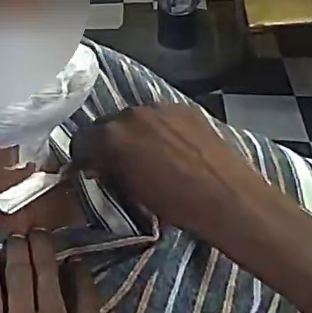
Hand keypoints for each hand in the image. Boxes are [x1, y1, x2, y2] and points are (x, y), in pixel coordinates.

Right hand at [71, 104, 274, 231]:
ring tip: (150, 154)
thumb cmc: (176, 204)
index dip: (84, 156)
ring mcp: (160, 108)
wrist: (230, 199)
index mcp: (112, 137)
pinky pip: (161, 116)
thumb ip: (110, 172)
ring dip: (135, 133)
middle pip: (108, 124)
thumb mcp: (130, 192)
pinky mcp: (184, 108)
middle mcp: (131, 114)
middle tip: (119, 163)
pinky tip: (173, 147)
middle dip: (109, 142)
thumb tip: (102, 168)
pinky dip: (160, 129)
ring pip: (135, 118)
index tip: (91, 169)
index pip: (81, 140)